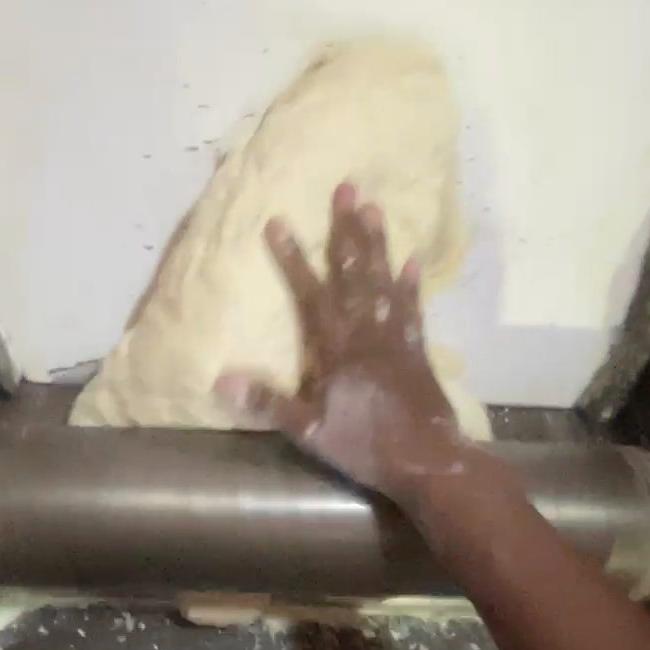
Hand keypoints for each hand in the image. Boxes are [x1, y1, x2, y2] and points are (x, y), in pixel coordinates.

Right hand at [214, 183, 470, 501]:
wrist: (427, 461)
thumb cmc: (365, 444)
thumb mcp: (309, 430)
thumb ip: (268, 402)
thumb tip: (222, 380)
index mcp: (336, 347)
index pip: (309, 293)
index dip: (292, 258)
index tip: (278, 221)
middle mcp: (366, 331)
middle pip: (354, 272)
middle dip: (346, 231)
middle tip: (347, 188)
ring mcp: (395, 337)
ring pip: (384, 280)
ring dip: (378, 244)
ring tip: (375, 208)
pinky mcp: (417, 349)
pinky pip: (413, 308)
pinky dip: (411, 283)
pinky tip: (412, 261)